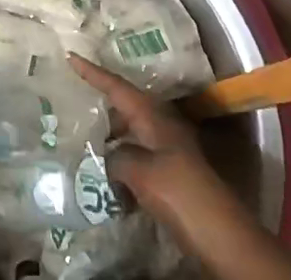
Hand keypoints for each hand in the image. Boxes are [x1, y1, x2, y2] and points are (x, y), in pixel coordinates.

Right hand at [67, 55, 239, 223]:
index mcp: (152, 114)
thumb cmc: (178, 190)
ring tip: (87, 142)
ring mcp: (168, 148)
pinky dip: (122, 160)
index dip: (93, 72)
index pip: (116, 86)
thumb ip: (116, 157)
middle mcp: (161, 124)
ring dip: (112, 136)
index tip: (71, 57)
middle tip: (77, 102)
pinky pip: (138, 155)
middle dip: (103, 105)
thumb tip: (107, 157)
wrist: (218, 233)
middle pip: (126, 106)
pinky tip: (108, 175)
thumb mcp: (139, 171)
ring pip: (132, 132)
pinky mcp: (170, 171)